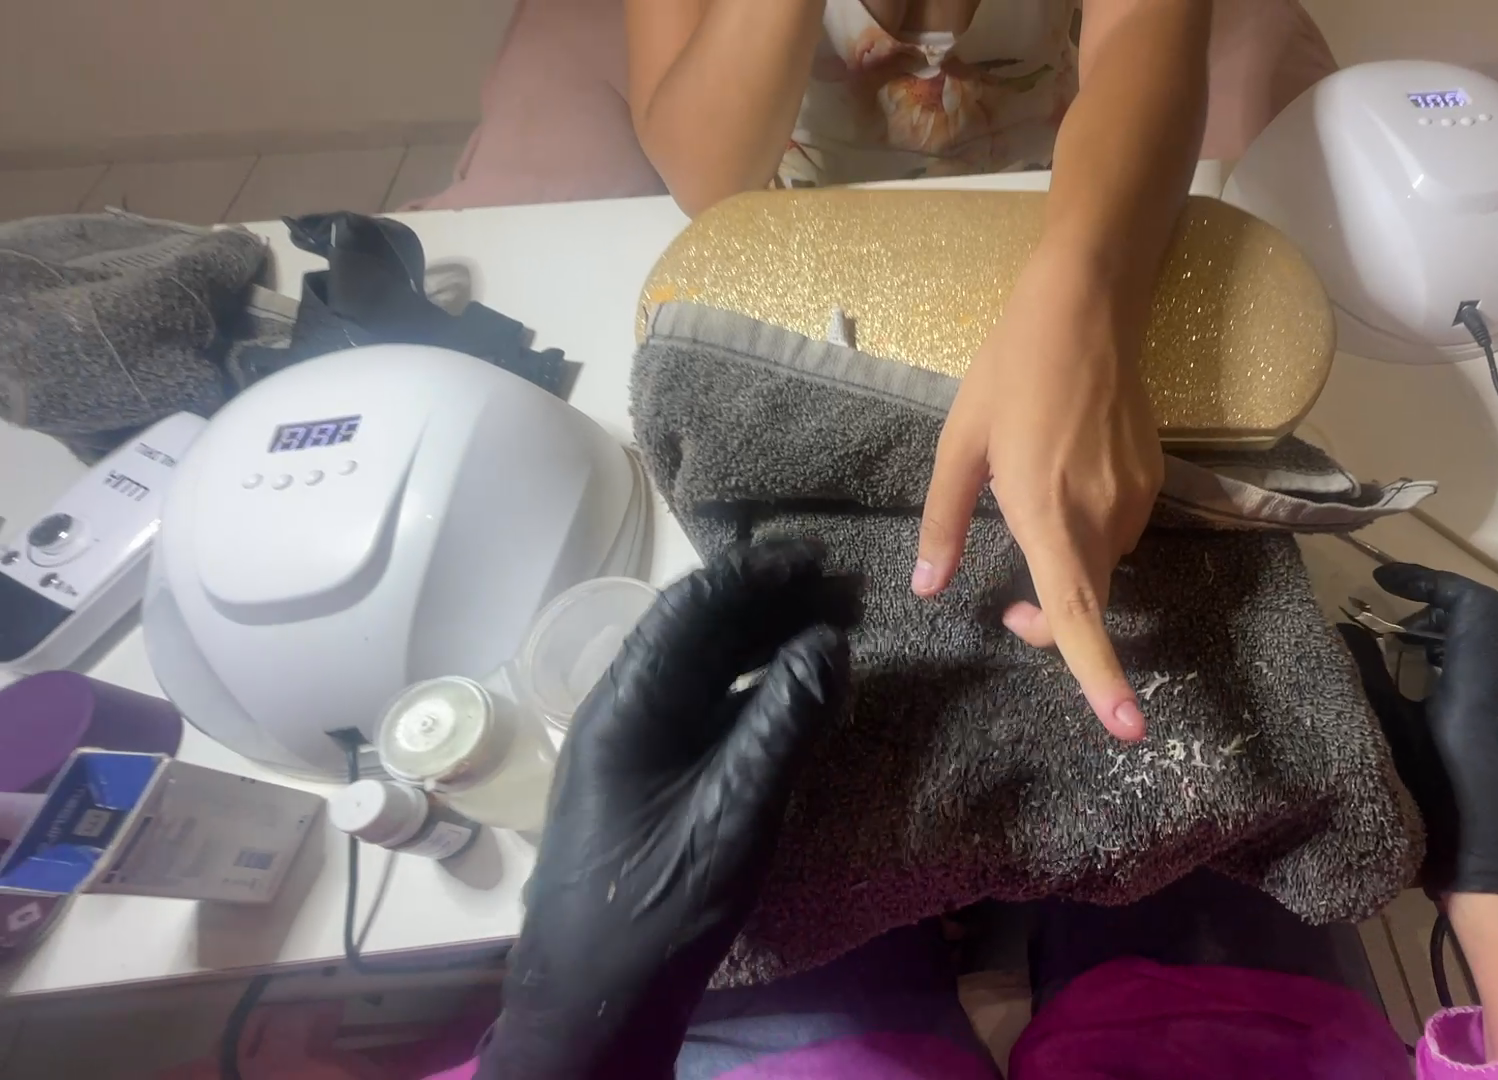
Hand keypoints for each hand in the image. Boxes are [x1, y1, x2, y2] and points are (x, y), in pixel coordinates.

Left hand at [479, 541, 856, 1079]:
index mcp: (628, 705)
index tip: (816, 558)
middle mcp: (624, 706)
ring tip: (824, 623)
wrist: (594, 1001)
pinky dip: (752, 681)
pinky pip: (706, 701)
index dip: (755, 572)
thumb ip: (785, 723)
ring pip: (702, 662)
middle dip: (765, 599)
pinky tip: (791, 685)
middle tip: (835, 588)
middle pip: (696, 626)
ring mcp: (634, 737)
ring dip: (761, 637)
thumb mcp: (736, 815)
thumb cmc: (658, 908)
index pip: (692, 606)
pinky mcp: (651, 766)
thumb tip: (831, 640)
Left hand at [914, 250, 1163, 741]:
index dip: (1101, 676)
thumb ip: (944, 524)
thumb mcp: (958, 445)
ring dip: (1068, 569)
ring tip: (1034, 511)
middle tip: (1005, 606)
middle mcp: (1101, 516)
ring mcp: (1135, 499)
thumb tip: (928, 589)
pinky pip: (1118, 532)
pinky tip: (1069, 482)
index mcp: (1046, 512)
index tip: (1128, 728)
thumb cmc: (1009, 372)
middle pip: (1088, 602)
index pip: (1078, 611)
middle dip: (1050, 623)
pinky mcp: (1153, 480)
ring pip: (1102, 566)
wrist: (1085, 309)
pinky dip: (1088, 535)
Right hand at [1337, 563, 1497, 895]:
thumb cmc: (1439, 798)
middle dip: (1454, 603)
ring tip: (1450, 652)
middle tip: (1411, 623)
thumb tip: (1343, 631)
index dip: (1425, 579)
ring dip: (1491, 631)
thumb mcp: (1391, 731)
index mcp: (1484, 672)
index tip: (1385, 581)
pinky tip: (1486, 692)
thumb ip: (1368, 674)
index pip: (1468, 597)